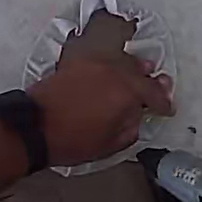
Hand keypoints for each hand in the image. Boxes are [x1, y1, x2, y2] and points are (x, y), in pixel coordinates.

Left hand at [27, 54, 174, 166]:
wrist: (33, 127)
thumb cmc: (72, 140)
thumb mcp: (110, 143)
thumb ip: (131, 127)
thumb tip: (136, 117)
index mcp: (126, 92)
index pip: (154, 93)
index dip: (164, 102)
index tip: (167, 109)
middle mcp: (113, 72)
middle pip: (140, 71)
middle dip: (152, 81)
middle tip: (161, 86)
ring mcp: (94, 64)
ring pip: (122, 59)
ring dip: (134, 67)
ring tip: (142, 71)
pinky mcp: (77, 63)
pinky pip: (103, 58)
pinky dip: (114, 63)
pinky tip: (114, 71)